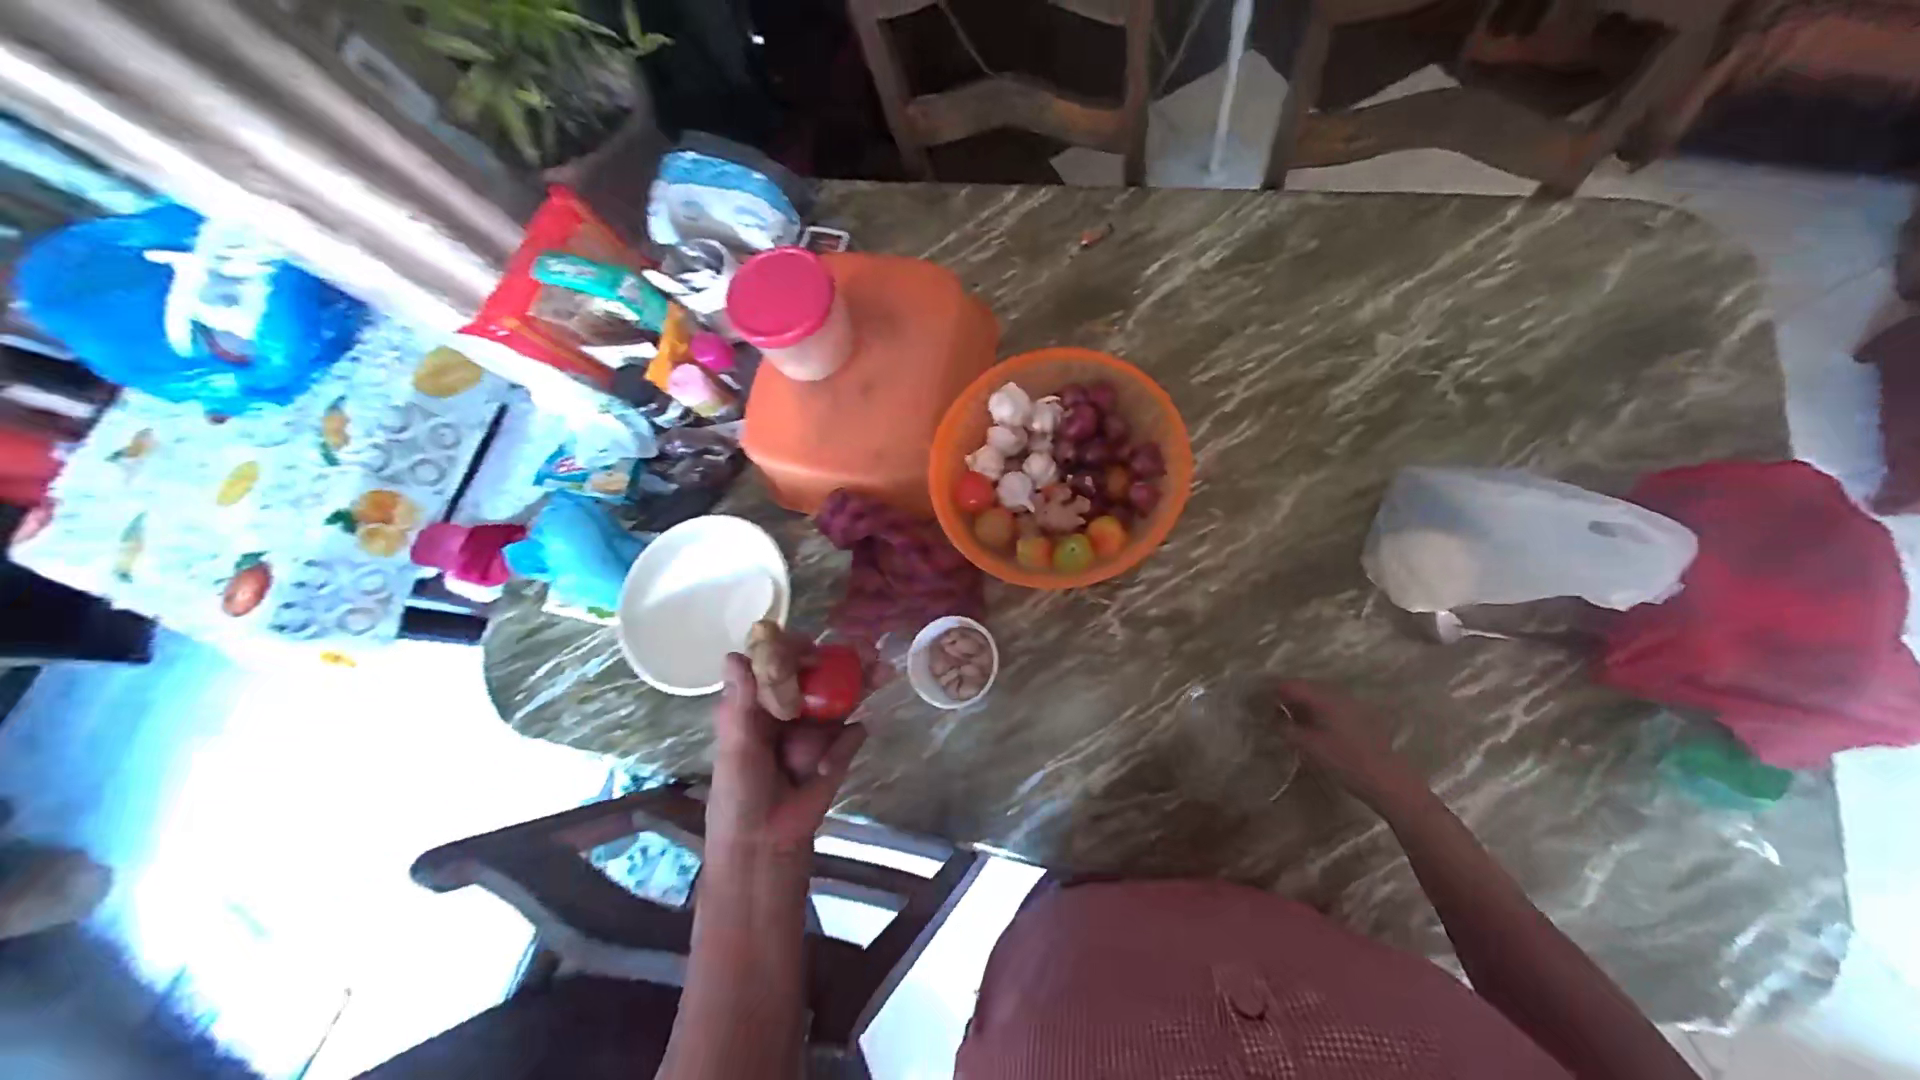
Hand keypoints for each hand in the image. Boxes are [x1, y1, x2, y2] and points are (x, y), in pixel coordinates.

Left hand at [707, 653, 867, 857]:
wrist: (765, 842)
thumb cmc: (739, 793)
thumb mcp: (734, 746)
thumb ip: (740, 702)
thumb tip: (732, 655)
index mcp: (763, 700)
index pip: (783, 662)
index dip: (797, 650)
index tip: (810, 649)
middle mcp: (795, 705)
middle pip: (823, 673)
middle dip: (845, 659)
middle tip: (867, 650)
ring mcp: (820, 726)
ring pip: (847, 694)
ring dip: (865, 681)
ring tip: (883, 671)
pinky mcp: (840, 748)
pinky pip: (853, 733)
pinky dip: (844, 747)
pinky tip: (823, 770)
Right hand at [1274, 680, 1430, 814]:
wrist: (1388, 781)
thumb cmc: (1344, 762)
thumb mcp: (1307, 746)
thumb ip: (1284, 728)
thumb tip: (1270, 717)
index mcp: (1323, 697)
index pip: (1289, 685)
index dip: (1270, 692)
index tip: (1257, 703)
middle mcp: (1337, 693)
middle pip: (1303, 686)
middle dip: (1285, 696)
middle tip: (1270, 712)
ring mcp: (1351, 703)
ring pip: (1318, 695)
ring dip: (1301, 703)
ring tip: (1289, 721)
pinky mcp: (1360, 715)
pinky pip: (1330, 704)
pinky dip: (1316, 710)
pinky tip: (1312, 727)